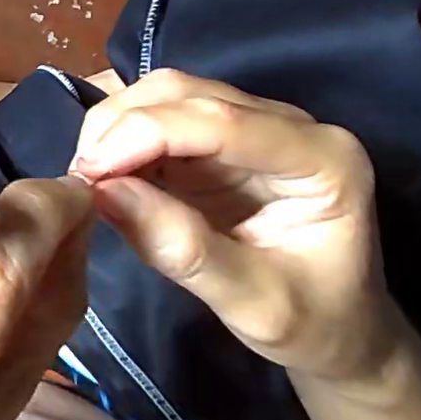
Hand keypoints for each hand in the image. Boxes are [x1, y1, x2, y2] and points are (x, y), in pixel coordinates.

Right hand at [69, 70, 398, 384]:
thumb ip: (184, 249)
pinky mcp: (216, 128)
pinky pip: (156, 108)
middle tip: (82, 177)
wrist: (338, 328)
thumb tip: (104, 193)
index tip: (91, 173)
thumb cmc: (313, 325)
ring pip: (162, 91)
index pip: (218, 120)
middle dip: (120, 125)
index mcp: (319, 158)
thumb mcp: (255, 307)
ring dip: (113, 123)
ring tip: (90, 174)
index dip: (143, 134)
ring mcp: (249, 118)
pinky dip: (119, 130)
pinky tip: (105, 166)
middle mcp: (286, 122)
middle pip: (182, 93)